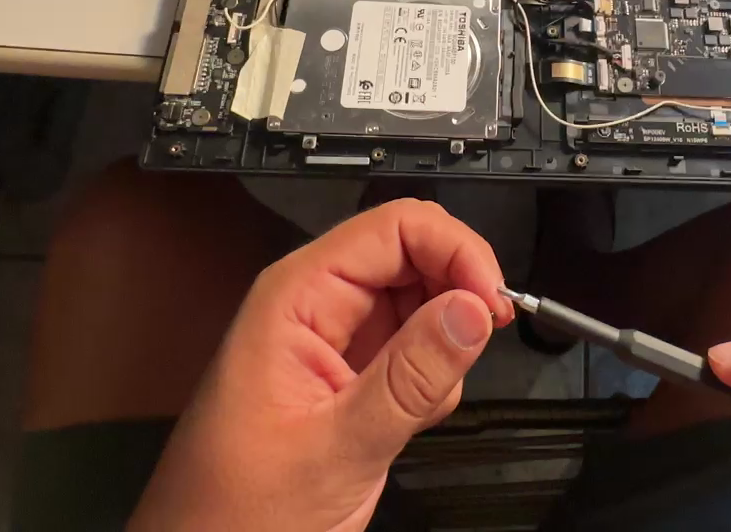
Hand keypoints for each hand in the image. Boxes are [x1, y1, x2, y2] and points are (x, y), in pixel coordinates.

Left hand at [131, 199, 513, 531]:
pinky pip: (418, 341)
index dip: (454, 249)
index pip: (395, 228)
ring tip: (425, 403)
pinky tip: (413, 417)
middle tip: (480, 343)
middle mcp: (323, 299)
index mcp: (301, 293)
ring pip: (424, 294)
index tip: (491, 303)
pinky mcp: (358, 367)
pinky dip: (436, 373)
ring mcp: (341, 333)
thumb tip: (475, 308)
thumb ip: (409, 378)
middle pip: (414, 252)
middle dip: (457, 290)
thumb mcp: (333, 450)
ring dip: (446, 339)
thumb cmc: (239, 519)